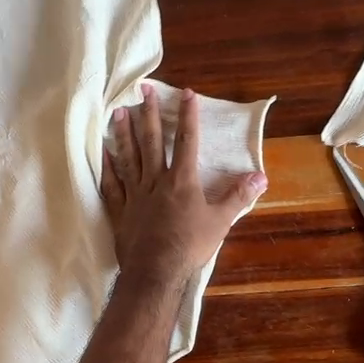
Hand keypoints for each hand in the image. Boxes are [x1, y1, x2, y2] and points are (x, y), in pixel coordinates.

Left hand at [102, 85, 267, 291]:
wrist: (155, 272)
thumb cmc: (190, 247)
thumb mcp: (221, 222)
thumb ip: (238, 197)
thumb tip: (260, 177)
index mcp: (182, 182)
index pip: (187, 142)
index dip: (188, 117)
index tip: (187, 93)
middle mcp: (156, 181)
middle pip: (153, 142)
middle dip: (150, 114)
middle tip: (143, 90)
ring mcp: (135, 195)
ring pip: (129, 157)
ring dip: (124, 133)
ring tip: (119, 111)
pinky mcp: (120, 211)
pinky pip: (112, 184)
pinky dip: (107, 168)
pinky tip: (103, 153)